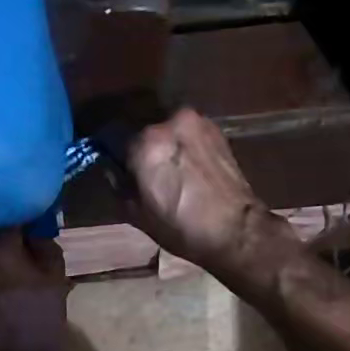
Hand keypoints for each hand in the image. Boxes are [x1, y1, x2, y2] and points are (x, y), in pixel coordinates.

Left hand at [0, 229, 66, 350]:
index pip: (8, 220)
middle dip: (7, 238)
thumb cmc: (43, 314)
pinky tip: (3, 284)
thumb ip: (45, 245)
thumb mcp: (55, 276)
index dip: (23, 220)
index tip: (34, 224)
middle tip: (26, 244)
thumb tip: (35, 230)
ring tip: (15, 265)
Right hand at [123, 109, 290, 277]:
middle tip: (145, 175)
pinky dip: (185, 146)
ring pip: (168, 130)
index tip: (120, 173)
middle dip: (142, 149)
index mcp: (145, 142)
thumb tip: (113, 171)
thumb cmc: (181, 227)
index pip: (114, 140)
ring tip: (171, 173)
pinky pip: (189, 133)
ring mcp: (196, 121)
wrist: (236, 229)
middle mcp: (169, 121)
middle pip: (144, 131)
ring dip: (165, 146)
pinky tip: (189, 169)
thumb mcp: (137, 215)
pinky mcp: (216, 129)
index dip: (116, 159)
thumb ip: (118, 186)